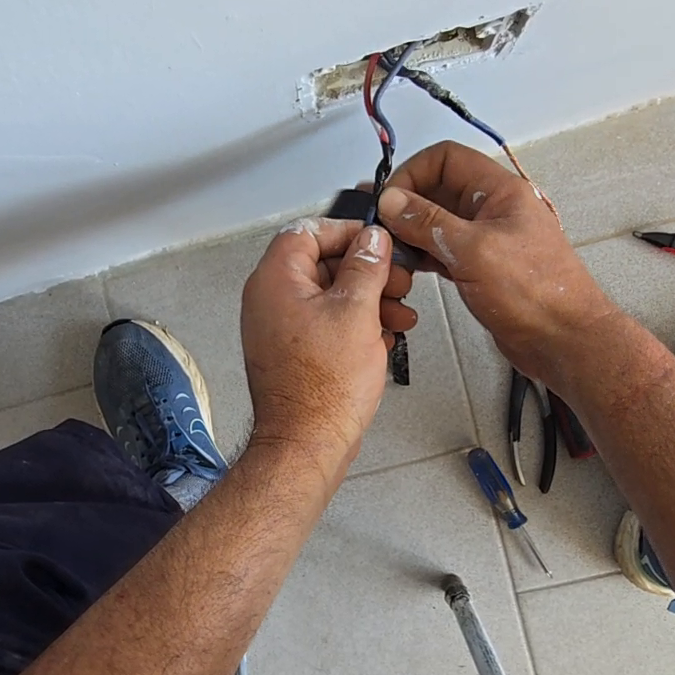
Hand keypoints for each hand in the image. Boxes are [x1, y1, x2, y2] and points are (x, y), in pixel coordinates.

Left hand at [239, 217, 415, 470]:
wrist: (308, 442)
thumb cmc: (324, 384)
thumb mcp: (357, 311)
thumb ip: (366, 266)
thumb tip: (372, 239)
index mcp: (275, 280)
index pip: (307, 232)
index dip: (346, 233)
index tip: (378, 243)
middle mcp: (270, 300)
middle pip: (323, 264)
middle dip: (367, 271)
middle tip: (400, 282)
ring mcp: (281, 329)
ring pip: (330, 296)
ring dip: (370, 299)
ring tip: (403, 313)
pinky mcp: (294, 353)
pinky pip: (327, 324)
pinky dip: (357, 324)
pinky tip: (387, 335)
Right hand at [376, 141, 617, 377]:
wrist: (561, 339)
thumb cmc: (536, 294)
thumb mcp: (473, 250)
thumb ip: (428, 222)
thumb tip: (393, 201)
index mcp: (500, 191)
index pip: (446, 159)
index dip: (412, 173)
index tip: (390, 199)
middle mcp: (492, 210)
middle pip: (438, 190)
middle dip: (406, 204)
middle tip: (381, 225)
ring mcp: (486, 239)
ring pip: (437, 222)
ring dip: (410, 232)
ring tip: (390, 250)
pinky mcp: (480, 267)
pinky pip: (442, 250)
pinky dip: (422, 255)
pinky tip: (407, 267)